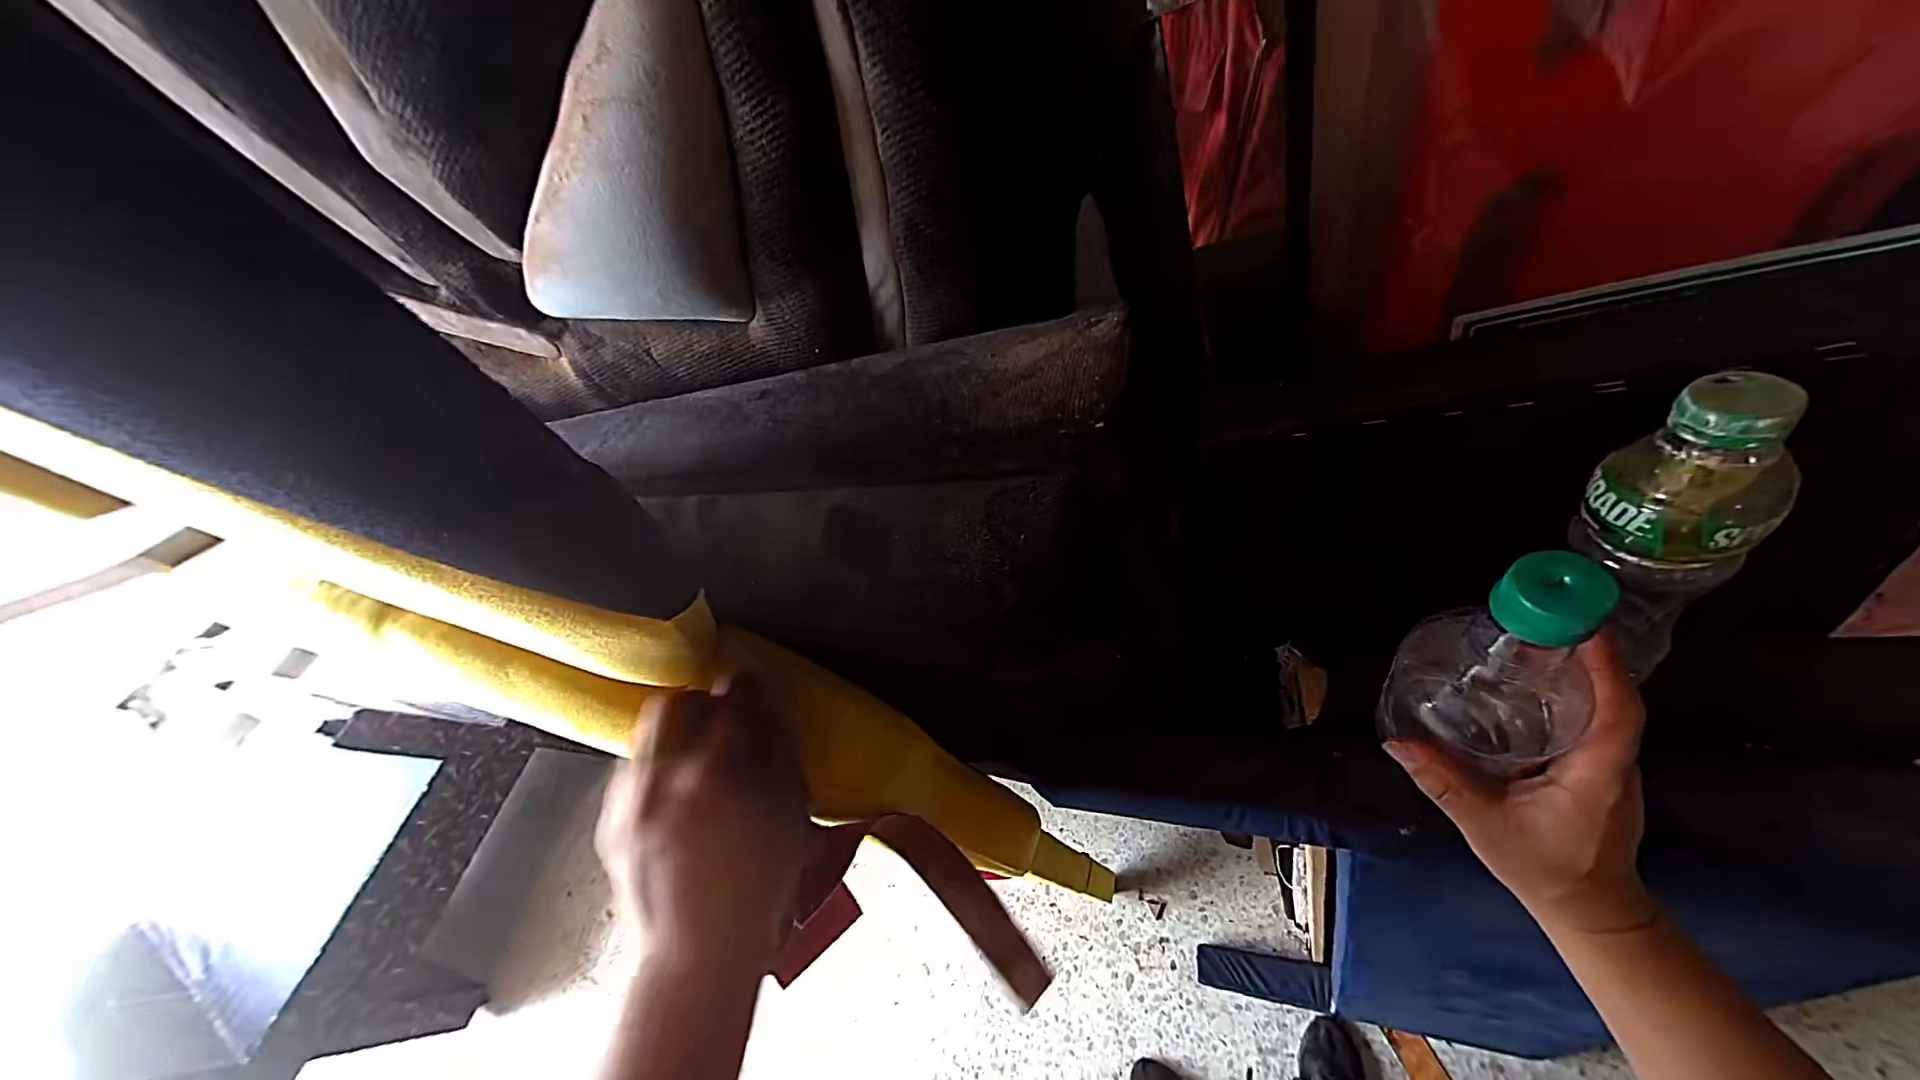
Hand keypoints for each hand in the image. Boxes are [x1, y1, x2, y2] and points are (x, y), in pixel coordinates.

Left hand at [595, 672, 811, 965]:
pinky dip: (658, 766)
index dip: (747, 684)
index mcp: (714, 773)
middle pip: (674, 704)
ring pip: (647, 734)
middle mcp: (663, 780)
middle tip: (722, 711)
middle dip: (702, 700)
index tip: (753, 681)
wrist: (700, 952)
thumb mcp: (790, 812)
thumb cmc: (756, 891)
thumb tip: (771, 710)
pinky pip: (633, 770)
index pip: (731, 700)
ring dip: (678, 731)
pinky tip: (682, 790)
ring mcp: (630, 803)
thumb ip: (781, 750)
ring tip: (702, 753)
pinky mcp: (611, 824)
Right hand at [1384, 633, 1658, 933]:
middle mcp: (1613, 764)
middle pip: (1615, 702)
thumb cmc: (1543, 867)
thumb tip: (1396, 741)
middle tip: (1544, 623)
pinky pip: (1593, 722)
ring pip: (1606, 711)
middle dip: (1588, 658)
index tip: (1587, 628)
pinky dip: (1573, 695)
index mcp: (1597, 775)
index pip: (1617, 714)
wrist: (1589, 909)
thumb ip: (1442, 781)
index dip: (1607, 670)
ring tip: (1535, 645)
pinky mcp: (1598, 770)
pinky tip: (1535, 687)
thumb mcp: (1483, 824)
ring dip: (1581, 674)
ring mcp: (1611, 768)